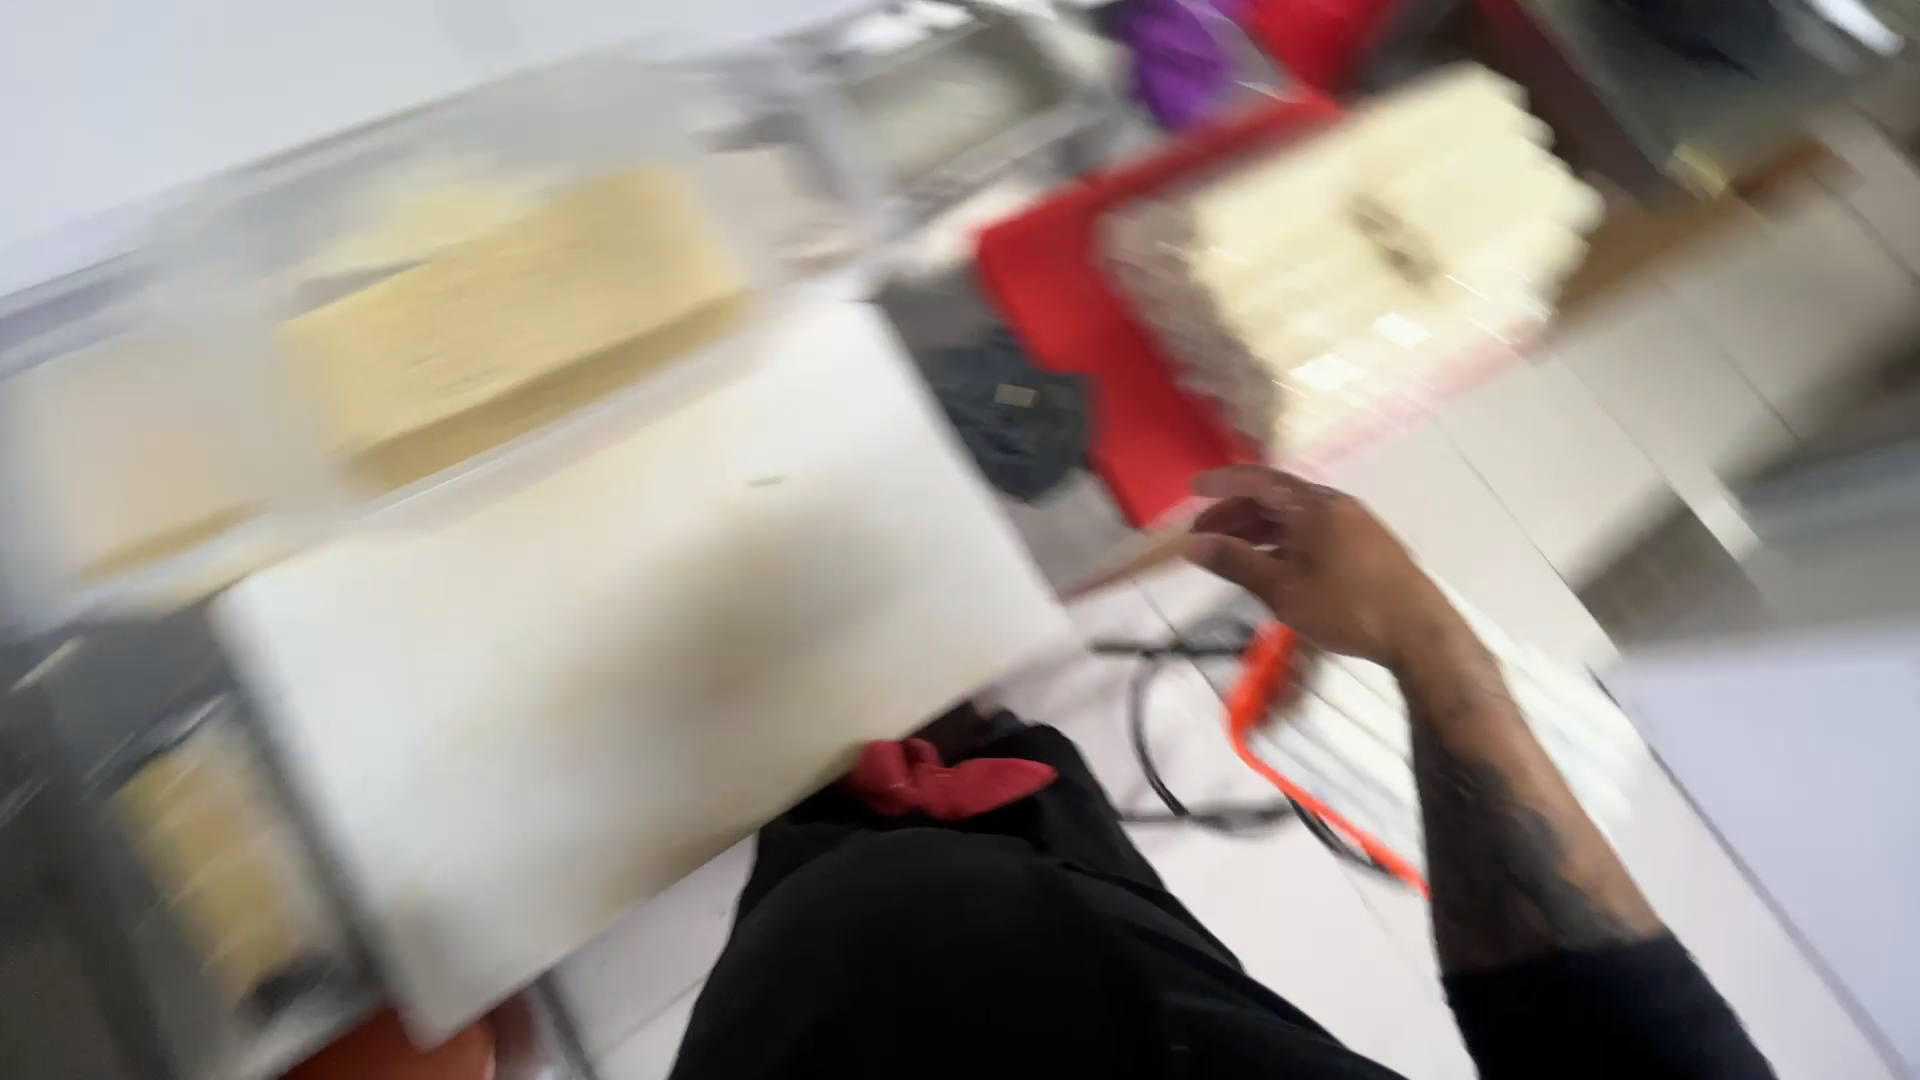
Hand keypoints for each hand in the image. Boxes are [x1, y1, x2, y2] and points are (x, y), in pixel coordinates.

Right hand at [1184, 465, 1456, 666]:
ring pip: (1292, 518)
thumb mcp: (1282, 588)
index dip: (1222, 483)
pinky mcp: (1362, 548)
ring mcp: (1352, 526)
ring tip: (1226, 552)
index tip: (1191, 490)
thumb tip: (1193, 546)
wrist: (1421, 637)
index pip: (1259, 481)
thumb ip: (1235, 562)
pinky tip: (1265, 565)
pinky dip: (1279, 542)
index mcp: (1315, 506)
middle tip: (1200, 535)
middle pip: (1274, 499)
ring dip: (1255, 530)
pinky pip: (1309, 533)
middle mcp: (1334, 507)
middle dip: (1233, 513)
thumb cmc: (1347, 607)